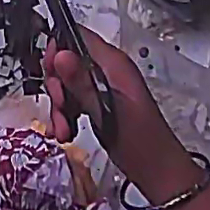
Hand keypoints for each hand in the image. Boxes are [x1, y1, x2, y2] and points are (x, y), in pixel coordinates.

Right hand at [42, 29, 204, 199]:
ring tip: (63, 126)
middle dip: (56, 83)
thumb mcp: (105, 112)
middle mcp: (108, 70)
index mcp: (114, 64)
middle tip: (61, 105)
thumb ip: (81, 82)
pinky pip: (74, 98)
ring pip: (67, 82)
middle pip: (67, 60)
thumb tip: (60, 55)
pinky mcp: (99, 101)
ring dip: (59, 104)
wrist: (158, 174)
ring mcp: (103, 86)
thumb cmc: (142, 144)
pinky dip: (66, 113)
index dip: (57, 49)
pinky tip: (66, 129)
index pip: (76, 36)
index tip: (51, 73)